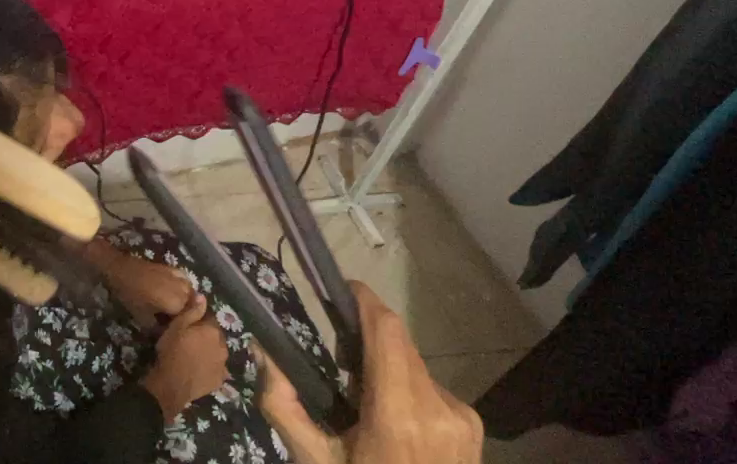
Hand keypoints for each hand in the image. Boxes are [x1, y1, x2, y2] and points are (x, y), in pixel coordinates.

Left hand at [101, 249, 195, 324]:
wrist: (122, 270)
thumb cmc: (132, 296)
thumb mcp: (144, 319)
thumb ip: (160, 329)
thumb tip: (169, 334)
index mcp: (178, 304)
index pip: (191, 320)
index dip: (184, 326)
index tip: (176, 329)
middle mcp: (184, 290)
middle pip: (193, 305)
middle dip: (187, 313)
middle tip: (174, 319)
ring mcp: (179, 277)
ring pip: (192, 292)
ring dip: (187, 300)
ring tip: (175, 307)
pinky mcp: (173, 268)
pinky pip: (186, 280)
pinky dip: (185, 287)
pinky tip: (176, 291)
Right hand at [141, 295, 230, 418]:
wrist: (171, 385)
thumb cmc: (172, 351)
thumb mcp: (177, 326)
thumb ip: (192, 311)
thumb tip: (203, 296)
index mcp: (212, 331)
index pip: (210, 317)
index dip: (199, 319)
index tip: (188, 323)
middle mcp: (223, 346)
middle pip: (215, 335)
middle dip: (206, 334)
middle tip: (190, 338)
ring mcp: (223, 365)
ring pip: (217, 351)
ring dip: (209, 350)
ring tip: (194, 353)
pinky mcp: (220, 380)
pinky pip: (217, 368)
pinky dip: (210, 365)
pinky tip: (199, 367)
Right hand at [253, 282, 483, 463]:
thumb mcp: (313, 460)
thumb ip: (282, 403)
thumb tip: (262, 348)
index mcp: (399, 415)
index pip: (386, 329)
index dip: (364, 300)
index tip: (339, 289)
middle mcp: (438, 408)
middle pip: (397, 342)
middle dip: (365, 337)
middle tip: (338, 361)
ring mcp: (462, 419)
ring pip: (413, 363)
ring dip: (385, 366)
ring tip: (364, 403)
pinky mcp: (473, 428)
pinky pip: (430, 386)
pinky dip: (405, 389)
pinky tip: (393, 424)